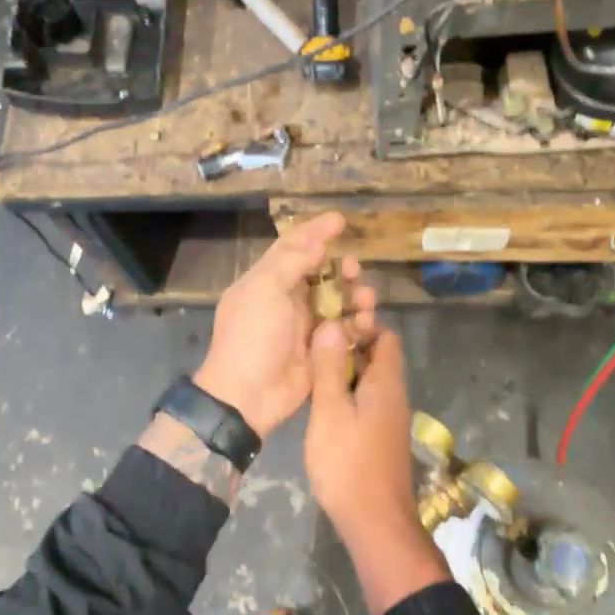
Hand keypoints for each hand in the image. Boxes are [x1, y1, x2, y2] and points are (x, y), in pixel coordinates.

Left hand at [192, 212, 377, 438]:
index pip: (292, 247)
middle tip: (354, 267)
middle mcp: (287, 299)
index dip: (314, 231)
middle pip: (321, 273)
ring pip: (338, 300)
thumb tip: (316, 244)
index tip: (340, 219)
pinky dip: (358, 323)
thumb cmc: (251, 336)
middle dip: (341, 267)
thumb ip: (291, 263)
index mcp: (266, 281)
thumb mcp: (264, 290)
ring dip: (354, 294)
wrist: (249, 395)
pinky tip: (366, 322)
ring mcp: (305, 326)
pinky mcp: (322, 350)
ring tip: (364, 298)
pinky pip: (345, 330)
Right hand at [305, 324, 447, 614]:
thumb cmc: (348, 463)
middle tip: (312, 345)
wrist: (376, 523)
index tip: (328, 324)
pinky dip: (348, 395)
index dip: (359, 324)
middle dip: (348, 347)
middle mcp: (393, 395)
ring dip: (345, 373)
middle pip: (376, 357)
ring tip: (311, 371)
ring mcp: (389, 419)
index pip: (384, 336)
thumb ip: (330, 368)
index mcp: (386, 382)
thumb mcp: (330, 411)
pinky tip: (322, 405)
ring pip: (369, 382)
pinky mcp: (381, 438)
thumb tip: (332, 324)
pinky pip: (366, 402)